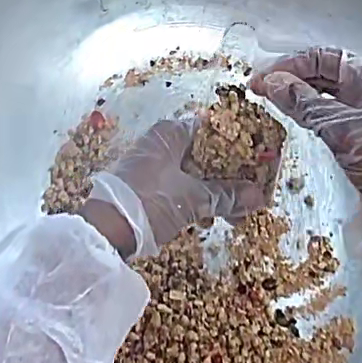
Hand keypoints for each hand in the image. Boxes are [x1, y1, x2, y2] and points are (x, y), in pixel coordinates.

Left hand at [81, 120, 267, 259]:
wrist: (102, 234)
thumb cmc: (148, 202)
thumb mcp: (192, 198)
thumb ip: (226, 195)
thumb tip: (259, 196)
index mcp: (171, 131)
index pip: (212, 128)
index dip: (237, 143)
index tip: (256, 160)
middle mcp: (161, 141)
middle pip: (204, 151)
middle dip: (228, 173)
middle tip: (250, 190)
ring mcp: (152, 163)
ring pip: (193, 170)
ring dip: (215, 188)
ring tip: (236, 210)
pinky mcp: (145, 185)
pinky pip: (180, 184)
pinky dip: (197, 196)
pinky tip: (211, 215)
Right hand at [250, 47, 361, 209]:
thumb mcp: (339, 129)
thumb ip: (304, 103)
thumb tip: (273, 83)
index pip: (322, 58)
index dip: (289, 66)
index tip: (263, 78)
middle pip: (323, 71)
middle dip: (292, 78)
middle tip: (262, 89)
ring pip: (327, 89)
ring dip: (300, 93)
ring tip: (273, 100)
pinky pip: (334, 106)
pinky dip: (313, 108)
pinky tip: (296, 114)